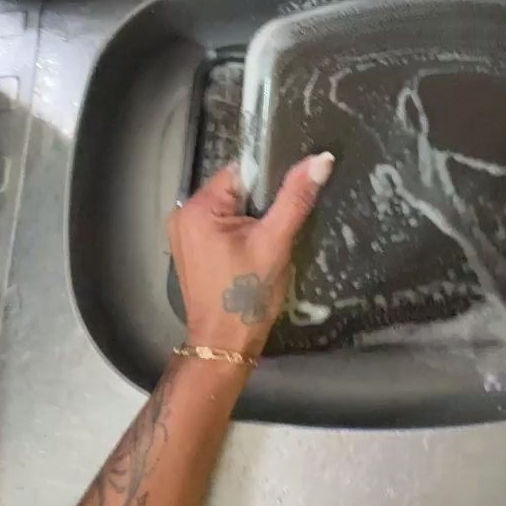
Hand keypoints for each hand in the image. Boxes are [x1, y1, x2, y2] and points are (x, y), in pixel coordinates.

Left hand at [168, 153, 332, 357]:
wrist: (225, 346)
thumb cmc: (248, 295)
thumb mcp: (275, 242)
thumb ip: (296, 198)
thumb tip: (321, 159)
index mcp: (198, 207)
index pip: (242, 172)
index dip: (270, 183)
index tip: (289, 200)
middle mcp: (184, 213)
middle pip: (236, 190)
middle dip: (262, 205)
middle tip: (279, 229)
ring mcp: (185, 233)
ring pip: (232, 209)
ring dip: (253, 220)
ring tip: (269, 242)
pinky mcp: (192, 249)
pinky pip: (223, 226)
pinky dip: (242, 234)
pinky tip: (254, 252)